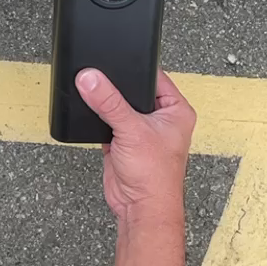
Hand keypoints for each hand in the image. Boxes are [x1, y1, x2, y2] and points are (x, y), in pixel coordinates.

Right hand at [74, 69, 195, 225]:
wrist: (140, 208)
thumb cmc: (155, 177)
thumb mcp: (132, 130)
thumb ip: (109, 102)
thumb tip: (90, 79)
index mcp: (176, 109)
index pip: (154, 76)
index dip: (135, 67)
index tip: (114, 57)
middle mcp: (161, 118)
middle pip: (133, 90)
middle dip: (116, 86)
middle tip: (98, 74)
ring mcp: (141, 130)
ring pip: (118, 105)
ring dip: (106, 103)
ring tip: (93, 93)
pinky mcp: (122, 141)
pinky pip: (107, 121)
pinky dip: (98, 118)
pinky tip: (91, 114)